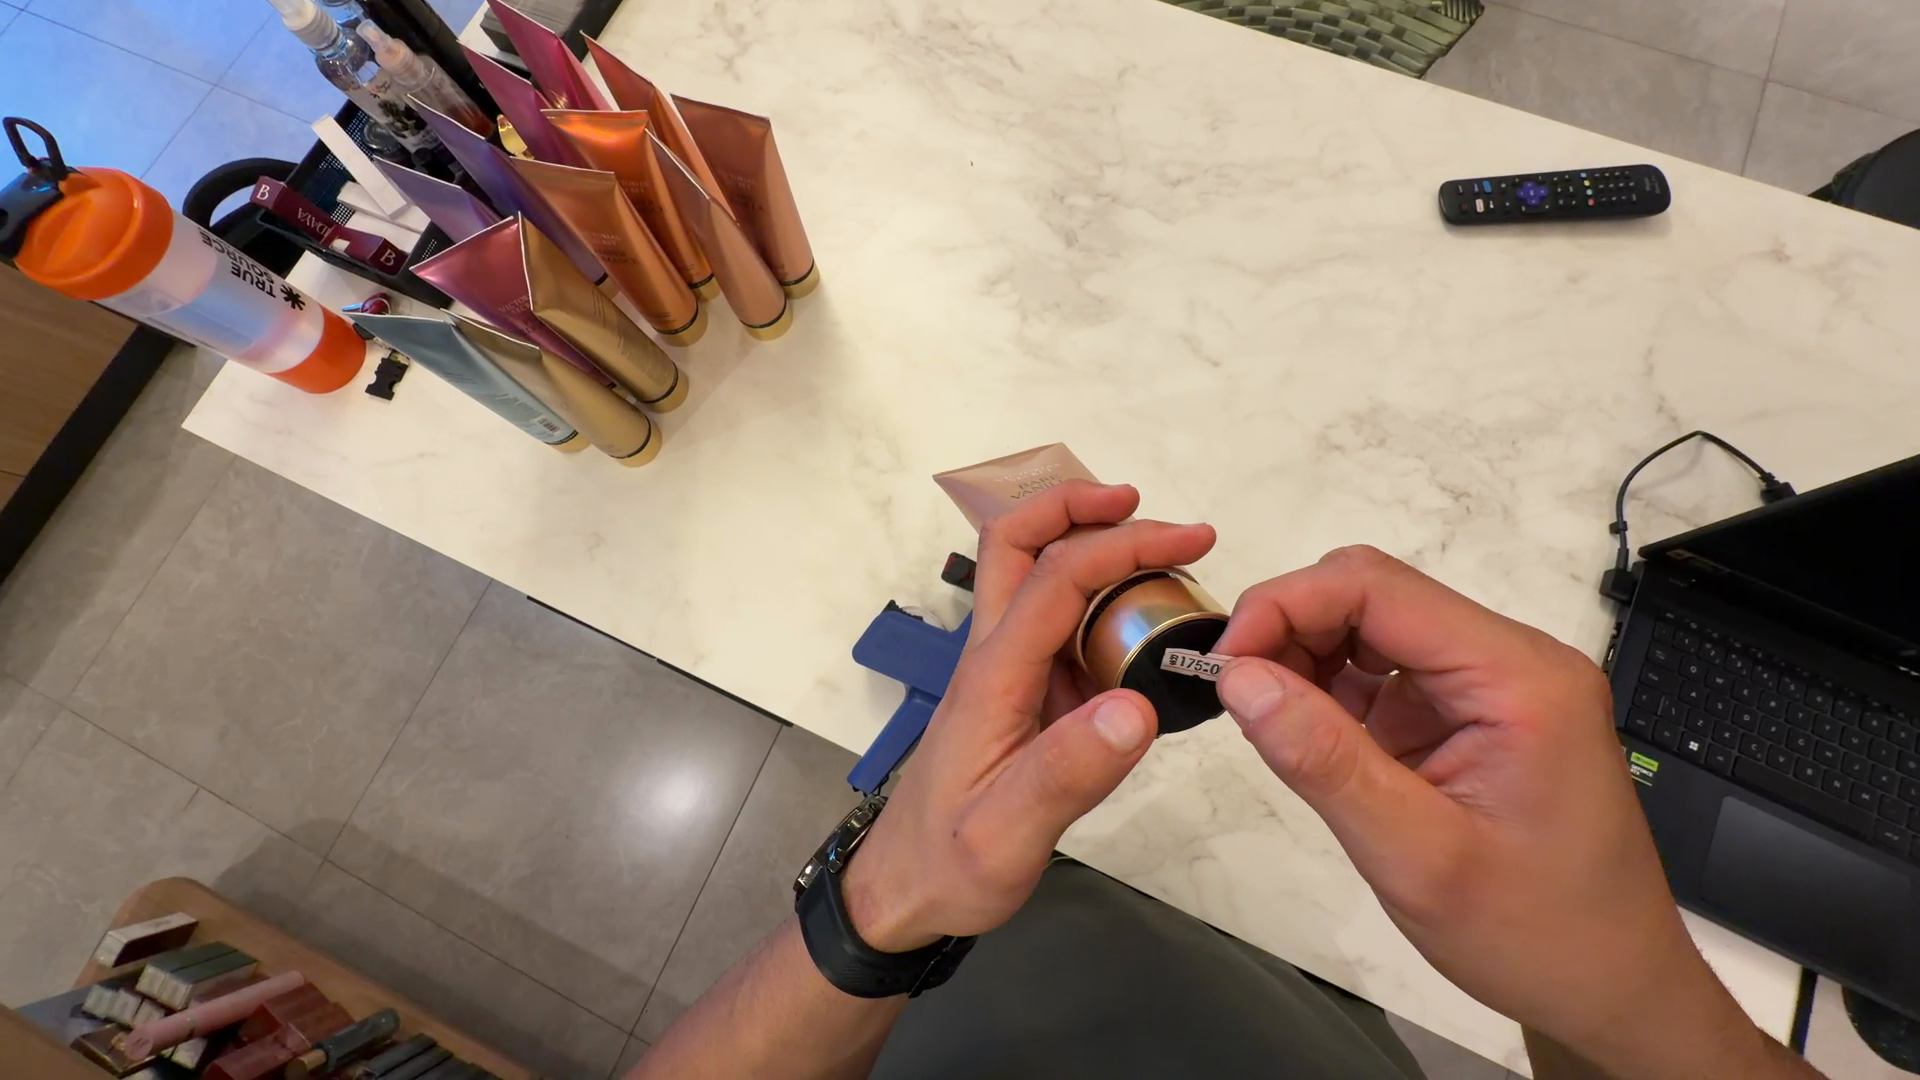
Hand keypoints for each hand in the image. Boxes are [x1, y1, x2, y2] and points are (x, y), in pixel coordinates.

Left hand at [842, 481, 1215, 951]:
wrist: (906, 886)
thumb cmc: (950, 861)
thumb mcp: (1009, 833)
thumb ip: (1069, 772)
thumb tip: (1138, 707)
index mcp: (995, 673)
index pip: (1057, 578)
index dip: (1123, 545)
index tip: (1191, 538)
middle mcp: (995, 654)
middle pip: (1016, 544)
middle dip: (1075, 506)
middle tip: (1142, 508)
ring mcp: (1005, 668)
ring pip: (1033, 575)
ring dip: (1089, 546)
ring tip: (1161, 559)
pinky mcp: (1019, 690)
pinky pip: (1057, 624)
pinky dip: (1099, 602)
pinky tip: (1142, 624)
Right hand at [1212, 546, 1790, 1077]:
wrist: (1608, 989)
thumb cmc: (1531, 934)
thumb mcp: (1414, 857)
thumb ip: (1323, 759)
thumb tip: (1235, 676)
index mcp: (1514, 675)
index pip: (1376, 588)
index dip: (1285, 605)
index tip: (1224, 662)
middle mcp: (1501, 656)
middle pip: (1367, 592)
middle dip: (1286, 625)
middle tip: (1234, 688)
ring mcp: (1479, 678)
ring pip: (1362, 620)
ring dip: (1297, 651)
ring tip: (1263, 713)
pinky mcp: (1455, 705)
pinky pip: (1370, 663)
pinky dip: (1318, 682)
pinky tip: (1299, 725)